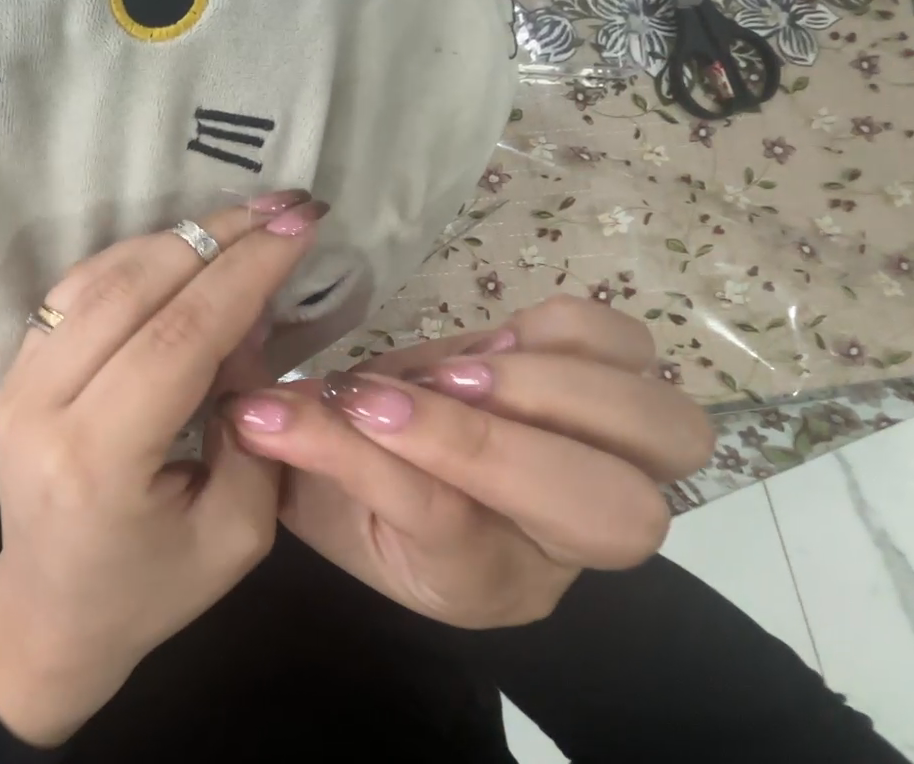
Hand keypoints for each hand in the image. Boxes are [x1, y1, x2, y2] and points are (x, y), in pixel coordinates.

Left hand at [0, 192, 322, 745]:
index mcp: (98, 458)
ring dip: (172, 239)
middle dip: (215, 239)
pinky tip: (178, 249)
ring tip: (241, 219)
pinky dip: (128, 261)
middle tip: (282, 207)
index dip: (244, 274)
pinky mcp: (13, 372)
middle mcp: (43, 405)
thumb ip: (253, 429)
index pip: (178, 337)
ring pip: (95, 280)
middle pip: (131, 291)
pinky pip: (72, 295)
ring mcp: (17, 382)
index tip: (300, 228)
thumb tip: (251, 326)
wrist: (48, 610)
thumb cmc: (148, 590)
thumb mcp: (234, 535)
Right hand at [227, 296, 713, 628]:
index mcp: (480, 582)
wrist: (400, 462)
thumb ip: (294, 450)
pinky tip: (491, 337)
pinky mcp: (615, 391)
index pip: (443, 524)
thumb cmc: (347, 492)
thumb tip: (251, 407)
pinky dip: (561, 332)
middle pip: (608, 515)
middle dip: (484, 441)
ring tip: (448, 365)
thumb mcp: (307, 489)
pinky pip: (631, 349)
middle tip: (385, 393)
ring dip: (545, 386)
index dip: (366, 462)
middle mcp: (571, 542)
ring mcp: (616, 466)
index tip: (281, 408)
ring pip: (662, 436)